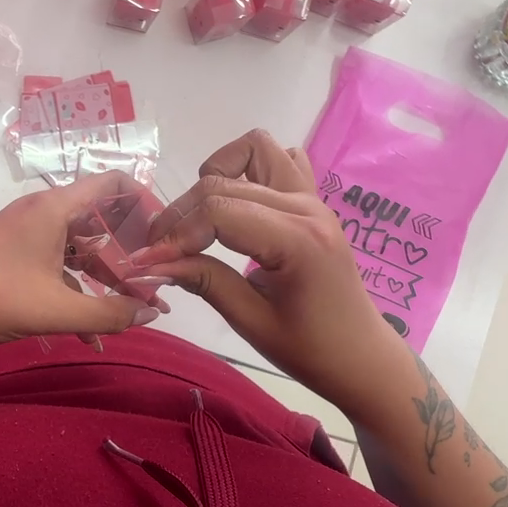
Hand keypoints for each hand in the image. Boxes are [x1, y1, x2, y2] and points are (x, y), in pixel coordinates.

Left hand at [0, 171, 166, 350]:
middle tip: (156, 279)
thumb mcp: (57, 310)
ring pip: (80, 247)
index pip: (112, 182)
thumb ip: (110, 312)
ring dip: (104, 278)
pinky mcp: (16, 253)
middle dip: (130, 251)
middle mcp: (42, 211)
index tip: (165, 233)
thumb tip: (153, 312)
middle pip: (100, 219)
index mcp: (54, 207)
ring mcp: (27, 232)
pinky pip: (57, 265)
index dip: (145, 202)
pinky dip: (75, 291)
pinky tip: (90, 334)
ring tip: (131, 308)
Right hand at [132, 129, 410, 417]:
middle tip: (159, 250)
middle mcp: (307, 208)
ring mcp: (312, 199)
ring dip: (216, 175)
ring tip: (199, 218)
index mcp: (298, 240)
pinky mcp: (310, 201)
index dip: (174, 235)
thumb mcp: (250, 321)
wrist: (361, 357)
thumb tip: (151, 263)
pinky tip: (232, 206)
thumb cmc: (309, 348)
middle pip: (223, 183)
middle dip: (182, 214)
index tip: (146, 262)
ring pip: (254, 149)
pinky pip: (279, 159)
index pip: (218, 212)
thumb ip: (203, 281)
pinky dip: (246, 169)